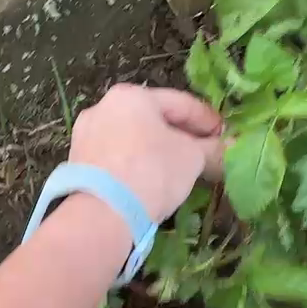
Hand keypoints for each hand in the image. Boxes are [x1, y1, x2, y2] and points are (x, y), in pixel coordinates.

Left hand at [66, 84, 224, 221]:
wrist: (102, 212)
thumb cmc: (152, 171)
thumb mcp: (192, 158)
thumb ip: (212, 148)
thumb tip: (229, 146)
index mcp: (132, 95)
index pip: (180, 103)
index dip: (208, 120)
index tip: (225, 135)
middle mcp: (103, 106)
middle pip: (153, 118)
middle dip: (181, 135)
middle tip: (206, 152)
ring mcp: (86, 134)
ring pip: (133, 138)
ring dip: (157, 150)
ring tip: (180, 169)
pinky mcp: (77, 161)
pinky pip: (116, 156)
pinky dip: (136, 163)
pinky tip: (151, 180)